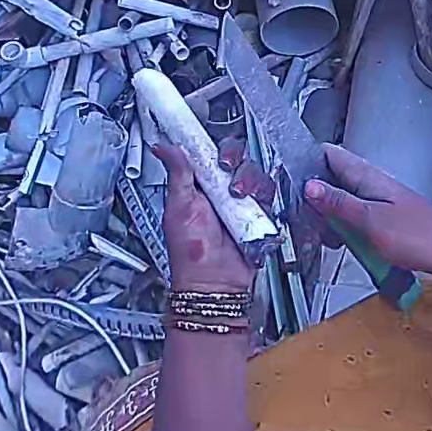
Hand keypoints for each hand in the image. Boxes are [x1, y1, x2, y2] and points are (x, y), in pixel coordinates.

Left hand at [154, 144, 254, 292]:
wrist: (214, 283)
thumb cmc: (190, 251)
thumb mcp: (178, 206)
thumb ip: (177, 173)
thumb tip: (163, 148)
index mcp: (198, 184)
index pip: (210, 153)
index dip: (214, 148)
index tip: (215, 151)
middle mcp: (221, 190)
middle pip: (237, 158)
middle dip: (234, 160)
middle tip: (227, 169)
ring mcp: (241, 202)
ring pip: (254, 174)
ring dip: (248, 181)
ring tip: (237, 197)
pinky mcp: (258, 215)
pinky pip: (268, 196)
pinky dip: (263, 199)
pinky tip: (253, 208)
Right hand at [304, 144, 431, 277]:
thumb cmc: (416, 235)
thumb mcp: (370, 221)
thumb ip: (338, 203)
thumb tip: (308, 186)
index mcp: (364, 175)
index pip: (326, 153)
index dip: (305, 160)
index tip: (288, 178)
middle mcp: (366, 182)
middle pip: (327, 177)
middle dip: (311, 193)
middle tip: (302, 213)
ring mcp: (372, 198)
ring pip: (336, 198)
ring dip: (325, 213)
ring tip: (320, 232)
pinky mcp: (377, 215)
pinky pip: (349, 214)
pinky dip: (339, 225)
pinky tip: (337, 240)